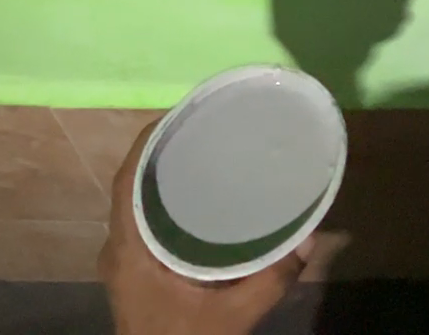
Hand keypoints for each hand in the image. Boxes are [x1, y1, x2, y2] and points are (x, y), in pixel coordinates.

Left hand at [100, 121, 306, 334]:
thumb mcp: (233, 318)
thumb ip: (271, 278)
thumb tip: (310, 237)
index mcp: (131, 249)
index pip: (126, 181)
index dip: (146, 142)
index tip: (179, 113)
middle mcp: (118, 248)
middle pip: (131, 184)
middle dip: (161, 150)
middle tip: (203, 126)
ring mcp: (122, 261)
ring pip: (134, 202)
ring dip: (160, 173)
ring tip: (201, 148)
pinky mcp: (132, 272)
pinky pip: (141, 219)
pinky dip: (161, 198)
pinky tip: (195, 194)